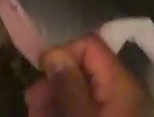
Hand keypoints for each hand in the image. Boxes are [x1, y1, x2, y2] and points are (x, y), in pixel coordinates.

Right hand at [27, 36, 146, 116]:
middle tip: (31, 97)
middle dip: (53, 79)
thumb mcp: (79, 116)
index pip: (91, 44)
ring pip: (80, 92)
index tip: (41, 68)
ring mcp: (118, 111)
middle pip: (83, 69)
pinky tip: (44, 115)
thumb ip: (67, 83)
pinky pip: (85, 108)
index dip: (64, 51)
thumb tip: (54, 52)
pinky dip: (63, 110)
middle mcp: (123, 92)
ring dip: (53, 97)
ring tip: (34, 110)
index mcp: (121, 83)